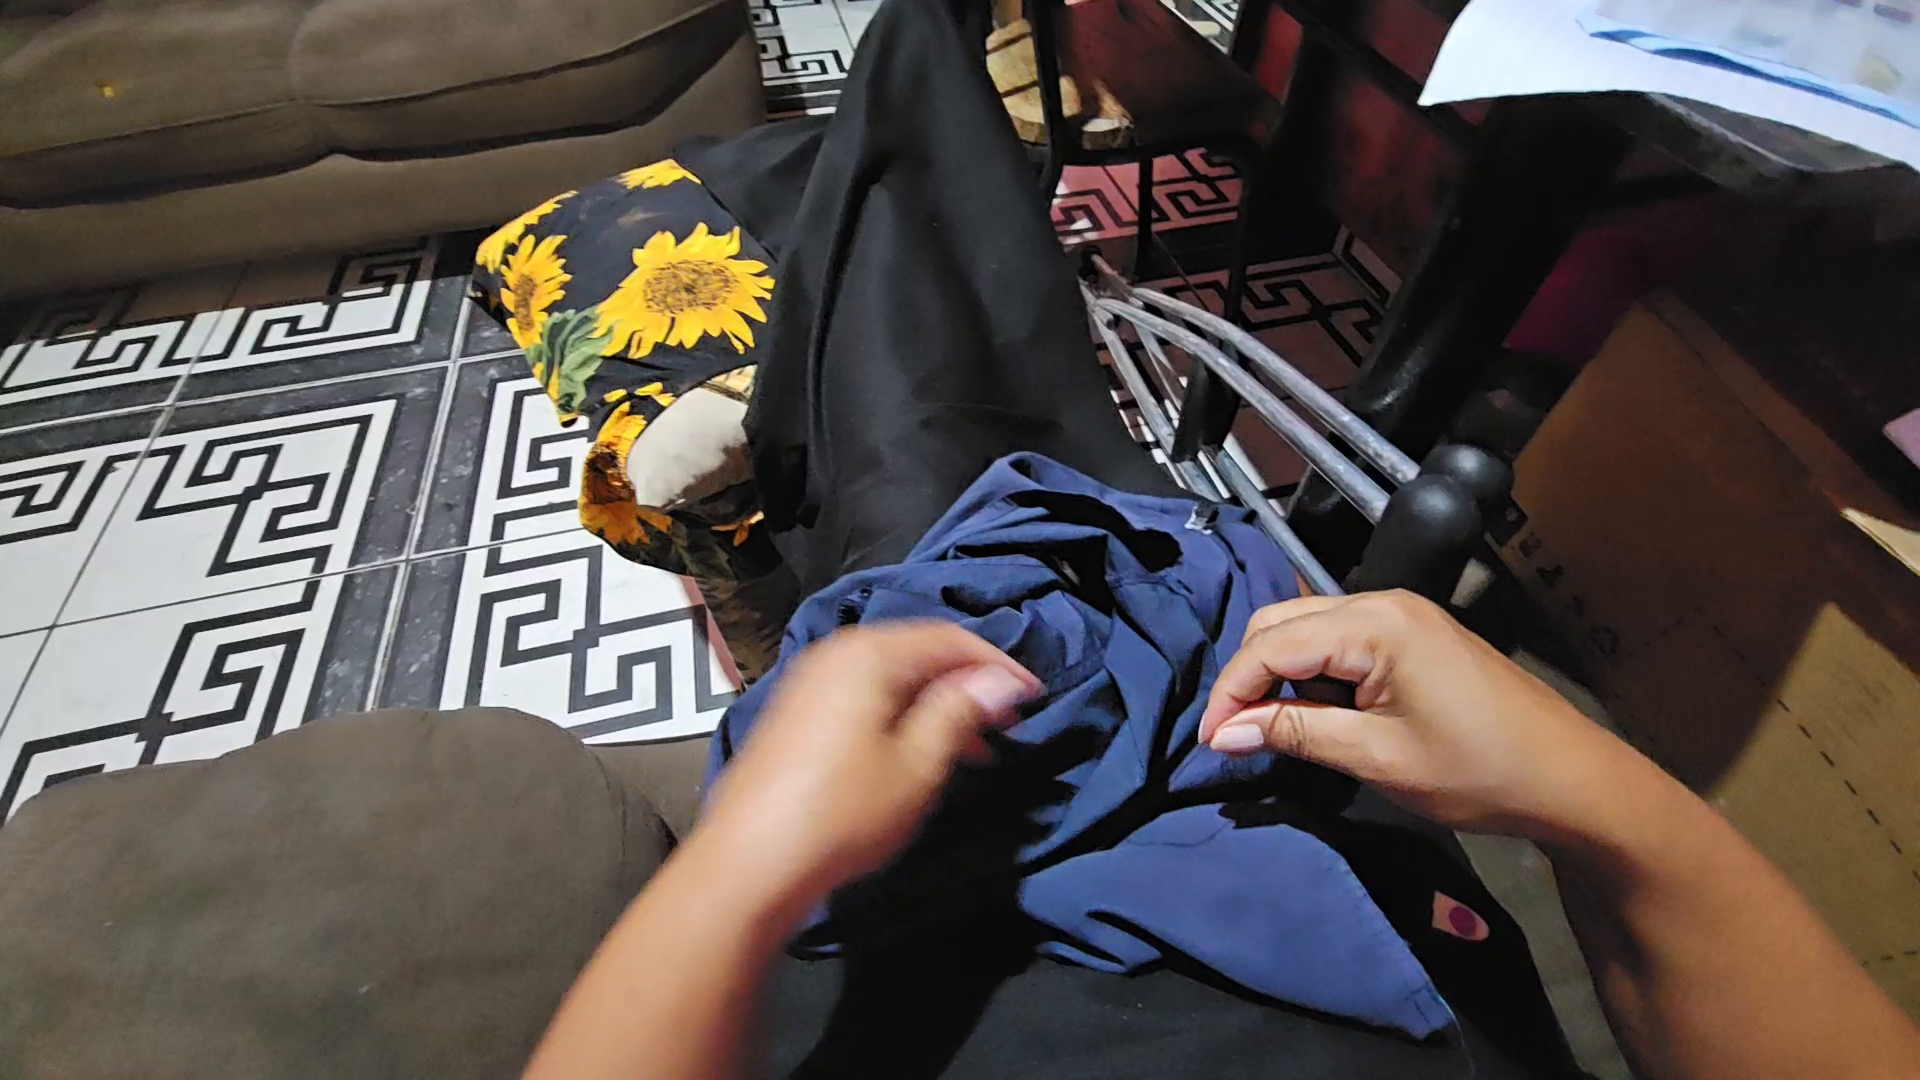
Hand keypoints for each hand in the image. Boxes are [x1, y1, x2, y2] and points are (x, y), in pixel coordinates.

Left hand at [694, 621, 1040, 919]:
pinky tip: (922, 752)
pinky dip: (904, 715)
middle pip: (920, 653)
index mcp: (868, 654)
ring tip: (975, 747)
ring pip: (895, 677)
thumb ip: (960, 711)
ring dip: (938, 704)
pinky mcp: (802, 710)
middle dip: (968, 685)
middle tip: (1007, 724)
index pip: (949, 639)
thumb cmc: (841, 812)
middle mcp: (838, 653)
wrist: (747, 864)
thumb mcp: (916, 764)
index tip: (1033, 697)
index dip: (996, 666)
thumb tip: (999, 680)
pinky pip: (868, 695)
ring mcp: (814, 681)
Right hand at [1197, 590, 1651, 840]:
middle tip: (1233, 732)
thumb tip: (1221, 734)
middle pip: (1278, 623)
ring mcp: (1396, 611)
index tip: (1208, 740)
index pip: (1270, 645)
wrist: (1580, 783)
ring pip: (1300, 627)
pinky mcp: (1406, 630)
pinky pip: (1331, 636)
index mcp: (1375, 623)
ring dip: (1274, 671)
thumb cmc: (1480, 772)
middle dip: (1247, 676)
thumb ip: (1293, 732)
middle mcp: (1379, 601)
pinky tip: (1309, 705)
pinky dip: (1306, 669)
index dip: (1230, 691)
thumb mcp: (1377, 758)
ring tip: (1267, 723)